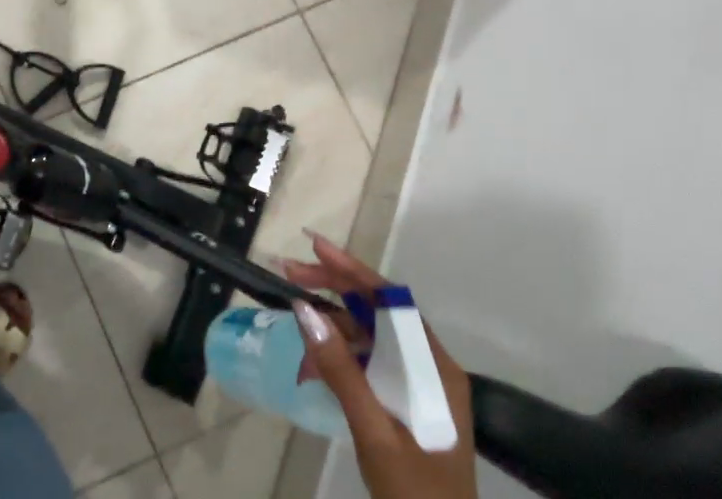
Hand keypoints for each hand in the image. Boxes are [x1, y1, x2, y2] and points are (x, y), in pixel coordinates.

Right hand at [286, 234, 478, 498]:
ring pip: (370, 335)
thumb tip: (304, 309)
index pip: (392, 301)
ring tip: (291, 322)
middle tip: (286, 273)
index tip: (313, 247)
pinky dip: (337, 355)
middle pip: (379, 310)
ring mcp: (420, 386)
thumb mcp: (373, 430)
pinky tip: (311, 366)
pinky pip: (368, 362)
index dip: (352, 269)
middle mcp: (431, 368)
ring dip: (330, 324)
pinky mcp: (405, 402)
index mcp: (434, 369)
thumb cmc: (414, 491)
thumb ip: (340, 370)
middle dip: (333, 287)